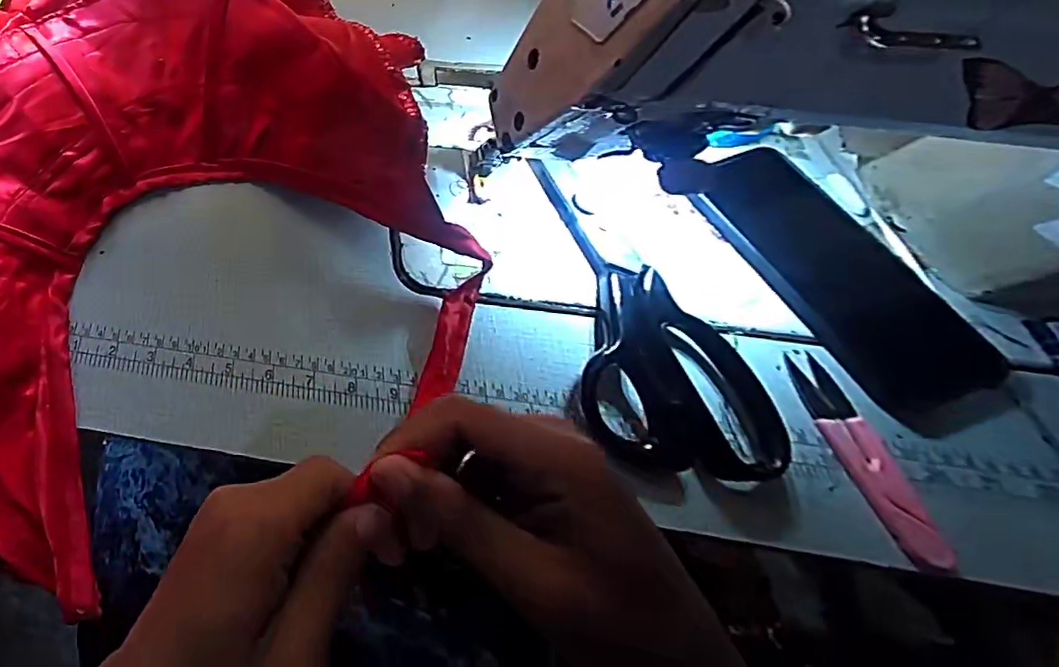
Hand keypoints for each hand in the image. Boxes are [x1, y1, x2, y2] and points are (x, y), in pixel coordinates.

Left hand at [106, 456, 393, 666]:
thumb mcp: (293, 646)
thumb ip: (333, 571)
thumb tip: (374, 512)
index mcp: (254, 519)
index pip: (327, 471)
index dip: (366, 501)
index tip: (391, 554)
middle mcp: (233, 497)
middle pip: (309, 484)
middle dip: (344, 520)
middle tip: (365, 583)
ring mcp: (216, 509)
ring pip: (291, 498)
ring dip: (319, 533)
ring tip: (327, 595)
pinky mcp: (210, 526)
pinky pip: (267, 513)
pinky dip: (292, 538)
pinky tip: (293, 588)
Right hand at [369, 397, 741, 666]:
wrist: (683, 660)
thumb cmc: (618, 627)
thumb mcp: (535, 583)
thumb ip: (460, 522)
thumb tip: (387, 471)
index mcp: (555, 452)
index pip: (457, 415)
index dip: (407, 441)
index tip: (375, 489)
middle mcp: (549, 435)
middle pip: (456, 425)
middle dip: (414, 466)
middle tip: (392, 525)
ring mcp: (548, 450)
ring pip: (462, 444)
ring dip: (430, 482)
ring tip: (415, 536)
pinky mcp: (544, 470)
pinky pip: (481, 464)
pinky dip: (453, 492)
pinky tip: (447, 529)